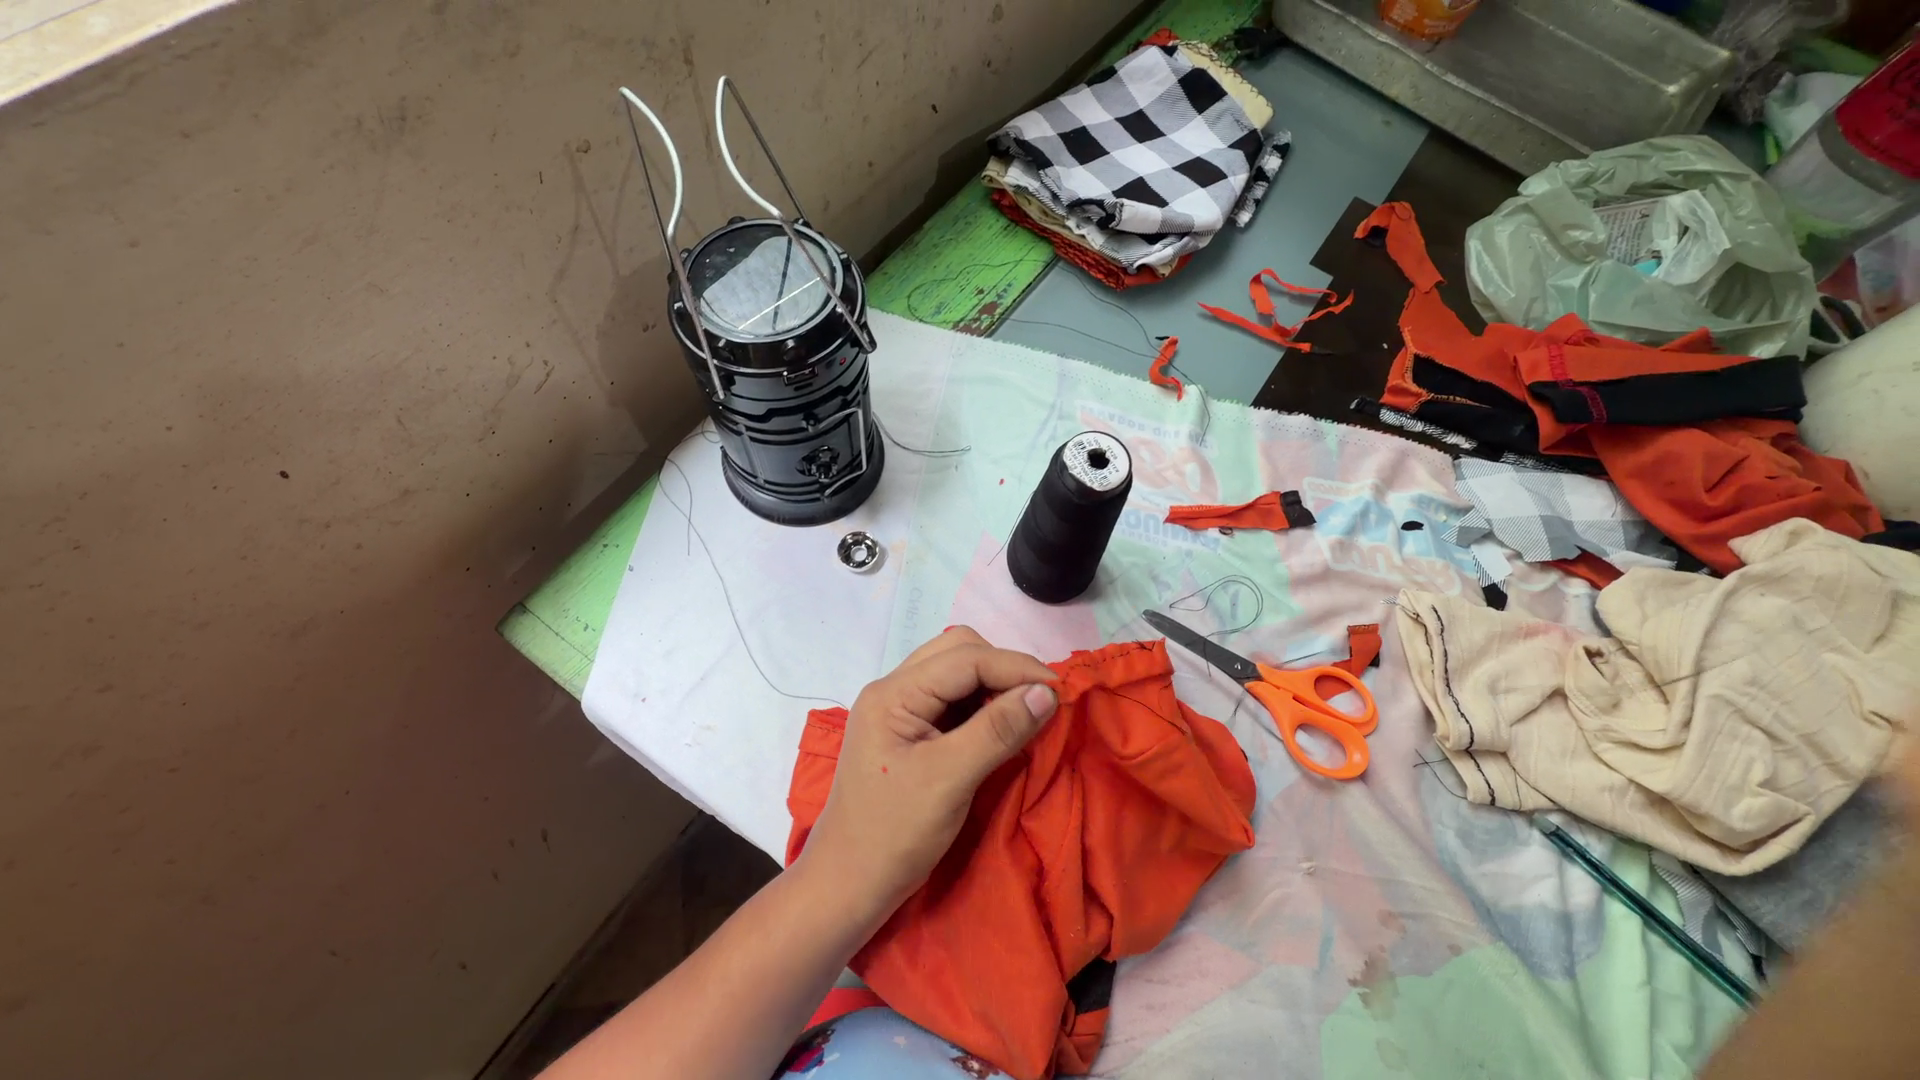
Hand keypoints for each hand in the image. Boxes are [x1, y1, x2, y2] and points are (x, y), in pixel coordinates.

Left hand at [797, 627, 1058, 919]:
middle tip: (1039, 702)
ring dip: (994, 685)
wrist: (850, 884)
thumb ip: (998, 730)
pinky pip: (952, 699)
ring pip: (956, 672)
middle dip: (1003, 669)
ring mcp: (899, 711)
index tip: (1060, 691)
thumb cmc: (894, 834)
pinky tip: (1001, 727)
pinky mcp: (909, 733)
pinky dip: (982, 705)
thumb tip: (1047, 692)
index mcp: (893, 694)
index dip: (1016, 667)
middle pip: (959, 651)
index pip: (965, 658)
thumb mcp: (950, 779)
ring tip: (1025, 714)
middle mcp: (893, 690)